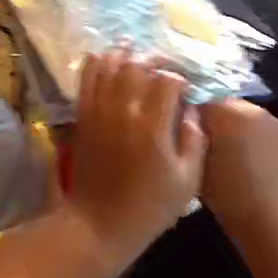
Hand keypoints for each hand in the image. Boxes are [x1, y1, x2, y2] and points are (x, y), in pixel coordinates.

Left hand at [68, 52, 205, 259]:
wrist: (99, 224)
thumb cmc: (149, 207)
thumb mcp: (187, 180)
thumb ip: (194, 140)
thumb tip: (191, 111)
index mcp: (153, 126)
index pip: (167, 81)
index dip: (179, 78)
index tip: (185, 88)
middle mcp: (124, 110)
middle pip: (138, 66)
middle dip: (153, 60)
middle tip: (163, 68)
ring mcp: (99, 110)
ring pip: (110, 66)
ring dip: (124, 55)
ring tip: (135, 53)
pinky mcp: (83, 116)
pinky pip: (87, 79)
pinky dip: (96, 63)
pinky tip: (106, 57)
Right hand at [198, 99, 277, 233]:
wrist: (271, 221)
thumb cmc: (226, 195)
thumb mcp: (197, 164)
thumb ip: (193, 138)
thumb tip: (193, 126)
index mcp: (226, 113)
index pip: (203, 102)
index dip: (197, 118)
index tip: (193, 137)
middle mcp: (253, 109)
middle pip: (229, 107)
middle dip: (221, 122)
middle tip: (215, 148)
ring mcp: (276, 122)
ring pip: (251, 118)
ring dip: (243, 130)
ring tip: (238, 157)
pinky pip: (269, 132)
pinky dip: (263, 141)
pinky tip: (259, 164)